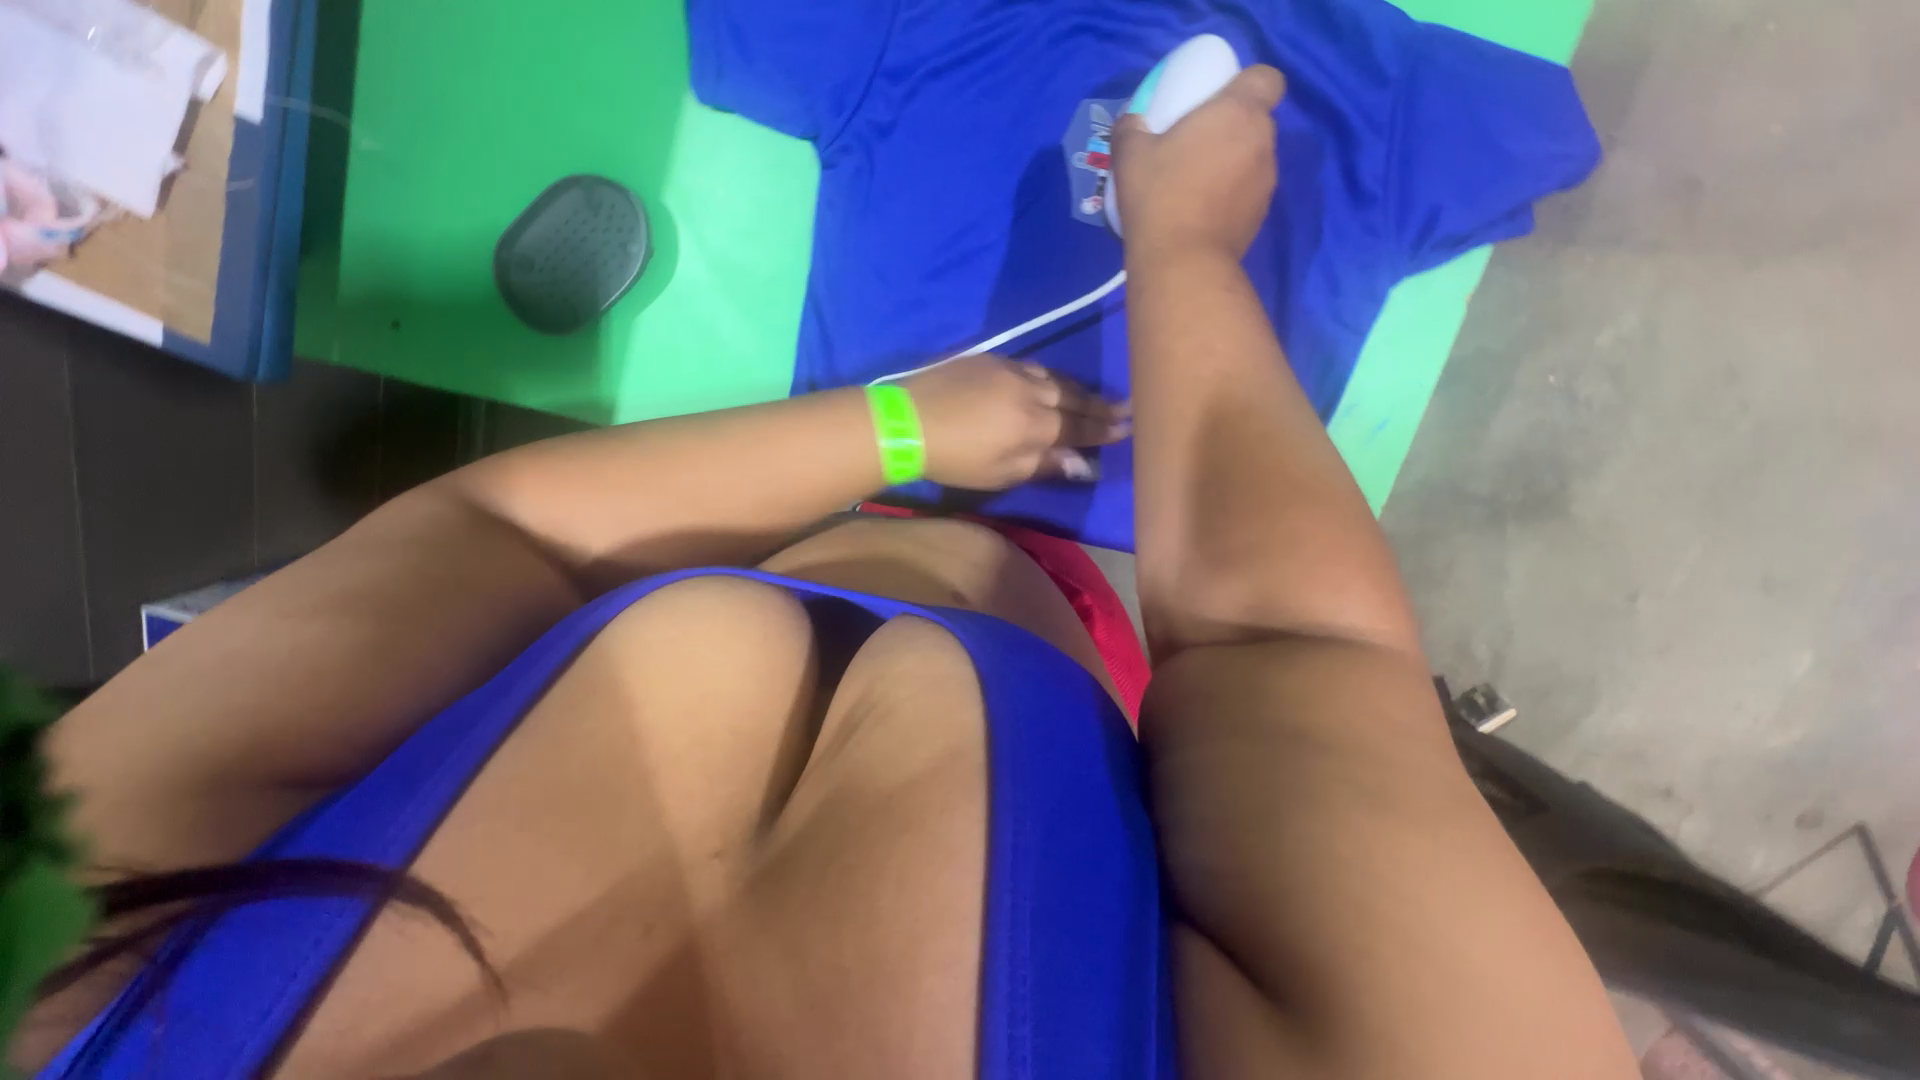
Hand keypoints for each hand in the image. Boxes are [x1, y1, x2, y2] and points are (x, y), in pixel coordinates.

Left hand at [900, 355, 1130, 489]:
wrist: (907, 420)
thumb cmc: (956, 459)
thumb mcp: (1002, 473)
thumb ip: (1045, 464)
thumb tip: (1083, 464)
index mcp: (1037, 424)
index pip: (1080, 426)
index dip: (1104, 429)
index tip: (1126, 427)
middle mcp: (1032, 392)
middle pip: (1073, 398)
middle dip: (1100, 405)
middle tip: (1126, 408)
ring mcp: (1010, 370)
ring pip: (1053, 378)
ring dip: (1076, 389)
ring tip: (1093, 396)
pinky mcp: (989, 359)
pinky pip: (1030, 366)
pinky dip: (1047, 376)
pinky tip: (1050, 381)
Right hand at [1112, 65, 1285, 261]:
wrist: (1181, 263)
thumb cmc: (1159, 196)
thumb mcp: (1130, 156)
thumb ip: (1131, 128)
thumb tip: (1131, 120)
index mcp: (1239, 113)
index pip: (1267, 78)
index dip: (1248, 83)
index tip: (1221, 98)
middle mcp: (1262, 142)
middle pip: (1257, 122)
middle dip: (1233, 128)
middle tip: (1196, 145)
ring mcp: (1266, 183)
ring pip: (1253, 159)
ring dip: (1232, 164)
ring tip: (1197, 184)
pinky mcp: (1260, 218)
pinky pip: (1247, 194)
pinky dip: (1231, 196)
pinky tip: (1202, 212)